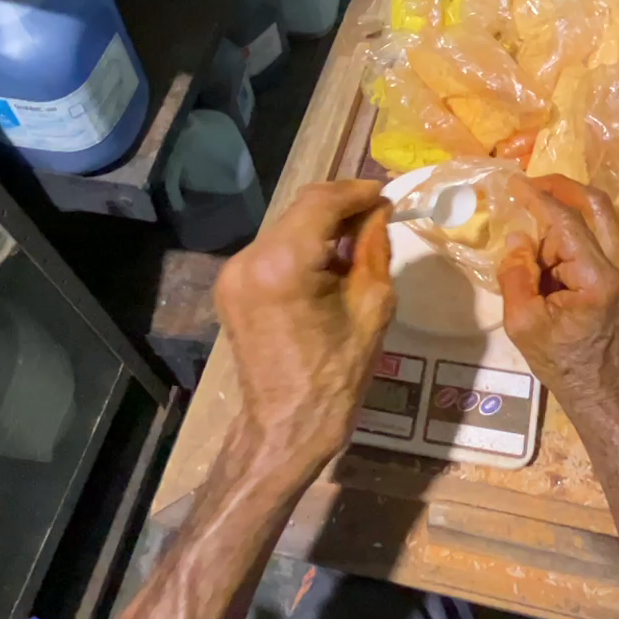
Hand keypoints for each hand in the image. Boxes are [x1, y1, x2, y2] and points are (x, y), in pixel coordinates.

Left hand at [215, 180, 395, 472]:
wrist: (287, 426)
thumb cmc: (337, 375)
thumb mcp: (373, 306)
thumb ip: (374, 247)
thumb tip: (378, 211)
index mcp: (284, 264)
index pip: (322, 201)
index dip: (357, 192)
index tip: (386, 195)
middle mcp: (250, 258)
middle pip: (301, 209)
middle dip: (341, 206)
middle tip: (378, 216)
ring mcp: (234, 272)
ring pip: (287, 226)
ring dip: (322, 226)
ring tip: (357, 241)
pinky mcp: (231, 286)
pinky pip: (273, 250)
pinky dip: (303, 246)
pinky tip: (329, 263)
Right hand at [498, 175, 618, 413]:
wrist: (603, 393)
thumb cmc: (560, 363)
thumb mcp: (522, 323)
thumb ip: (516, 274)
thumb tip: (519, 237)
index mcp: (598, 280)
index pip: (566, 222)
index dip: (538, 198)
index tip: (514, 183)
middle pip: (598, 205)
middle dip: (562, 188)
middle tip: (532, 184)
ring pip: (604, 219)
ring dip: (568, 213)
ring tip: (535, 229)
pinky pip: (604, 238)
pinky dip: (577, 233)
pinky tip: (552, 248)